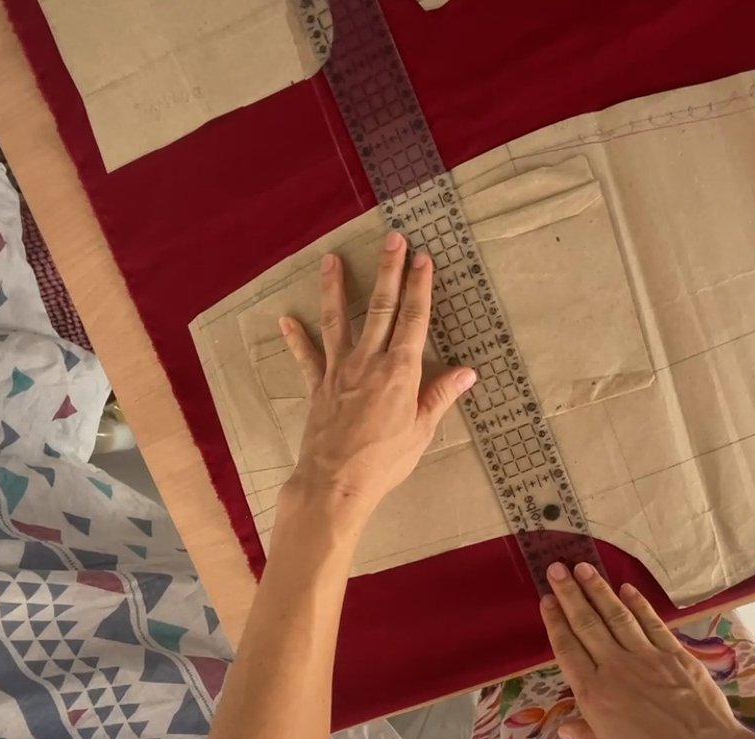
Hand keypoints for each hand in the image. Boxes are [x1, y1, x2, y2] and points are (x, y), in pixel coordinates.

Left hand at [278, 232, 475, 530]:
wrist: (336, 482)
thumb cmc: (385, 462)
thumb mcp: (421, 431)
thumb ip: (440, 397)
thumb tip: (467, 372)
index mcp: (401, 372)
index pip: (414, 319)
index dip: (420, 287)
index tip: (423, 258)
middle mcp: (369, 362)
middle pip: (382, 308)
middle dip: (389, 271)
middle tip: (392, 239)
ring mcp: (339, 371)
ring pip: (339, 321)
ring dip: (336, 288)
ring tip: (331, 260)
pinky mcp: (318, 387)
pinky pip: (307, 357)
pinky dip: (297, 338)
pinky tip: (286, 319)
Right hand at [540, 562, 754, 738]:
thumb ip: (587, 737)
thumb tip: (564, 727)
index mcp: (593, 695)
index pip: (567, 650)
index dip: (555, 623)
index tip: (545, 600)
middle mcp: (615, 668)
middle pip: (587, 624)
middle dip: (570, 594)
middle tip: (557, 568)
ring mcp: (647, 657)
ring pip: (616, 616)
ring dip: (599, 590)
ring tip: (584, 568)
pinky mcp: (675, 655)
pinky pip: (651, 623)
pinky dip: (638, 604)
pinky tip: (626, 588)